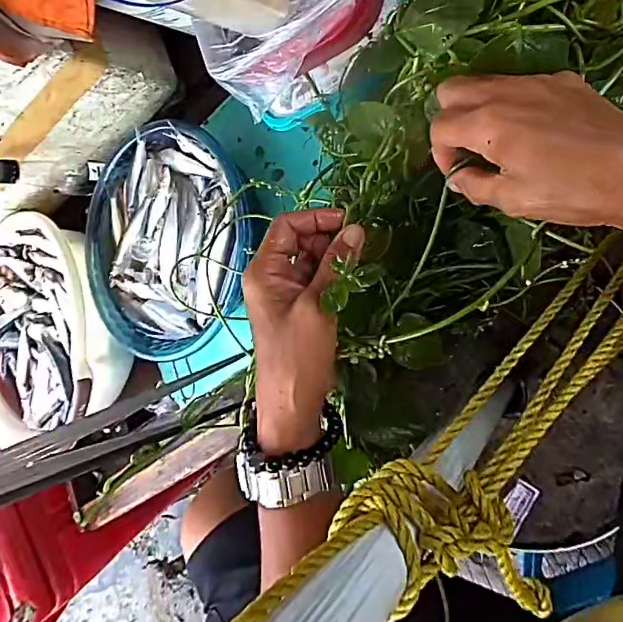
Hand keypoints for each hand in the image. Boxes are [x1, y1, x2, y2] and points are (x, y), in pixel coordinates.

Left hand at [242, 208, 363, 453]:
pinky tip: (352, 274)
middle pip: (298, 239)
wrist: (292, 404)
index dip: (315, 218)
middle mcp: (269, 275)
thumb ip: (336, 266)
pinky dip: (332, 272)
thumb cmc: (298, 356)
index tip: (347, 221)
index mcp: (263, 270)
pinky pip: (314, 277)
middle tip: (359, 241)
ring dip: (333, 254)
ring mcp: (284, 291)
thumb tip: (356, 229)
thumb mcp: (318, 306)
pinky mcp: (298, 305)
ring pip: (309, 258)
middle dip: (327, 236)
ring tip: (359, 257)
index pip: (286, 226)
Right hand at [427, 73, 622, 242]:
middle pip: (450, 89)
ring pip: (485, 81)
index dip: (439, 152)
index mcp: (486, 123)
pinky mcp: (564, 81)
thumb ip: (476, 185)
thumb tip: (458, 177)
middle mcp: (503, 93)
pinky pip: (521, 83)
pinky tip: (537, 128)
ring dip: (478, 106)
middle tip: (468, 146)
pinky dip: (513, 101)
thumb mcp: (515, 200)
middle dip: (448, 117)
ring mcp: (535, 82)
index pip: (439, 126)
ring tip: (500, 138)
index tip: (457, 172)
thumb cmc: (575, 192)